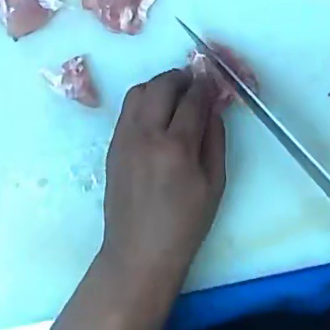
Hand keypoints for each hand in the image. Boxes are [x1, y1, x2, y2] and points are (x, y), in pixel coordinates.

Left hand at [99, 69, 227, 291]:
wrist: (138, 252)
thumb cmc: (184, 224)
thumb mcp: (214, 184)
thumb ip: (215, 139)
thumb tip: (213, 107)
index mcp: (176, 147)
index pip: (193, 100)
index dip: (206, 85)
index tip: (213, 78)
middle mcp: (146, 135)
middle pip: (162, 86)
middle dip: (181, 77)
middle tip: (195, 81)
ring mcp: (124, 138)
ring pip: (139, 91)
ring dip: (160, 85)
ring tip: (175, 94)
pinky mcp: (113, 145)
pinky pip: (128, 109)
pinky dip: (144, 101)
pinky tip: (158, 114)